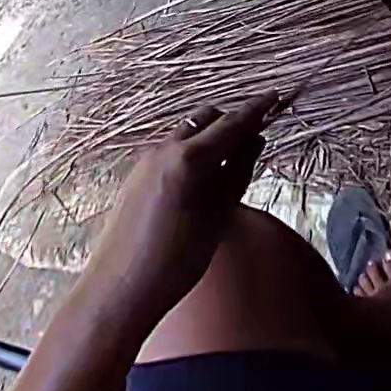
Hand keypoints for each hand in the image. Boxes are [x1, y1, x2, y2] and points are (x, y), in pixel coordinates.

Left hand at [79, 95, 274, 328]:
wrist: (117, 293)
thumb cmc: (175, 261)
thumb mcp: (218, 216)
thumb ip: (237, 172)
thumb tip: (255, 140)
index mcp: (190, 158)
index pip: (232, 123)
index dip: (256, 109)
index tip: (274, 97)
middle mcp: (167, 149)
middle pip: (208, 118)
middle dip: (232, 121)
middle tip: (254, 137)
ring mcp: (148, 160)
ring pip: (189, 131)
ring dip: (211, 135)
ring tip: (229, 159)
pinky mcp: (137, 174)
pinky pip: (173, 148)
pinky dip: (193, 149)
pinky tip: (201, 176)